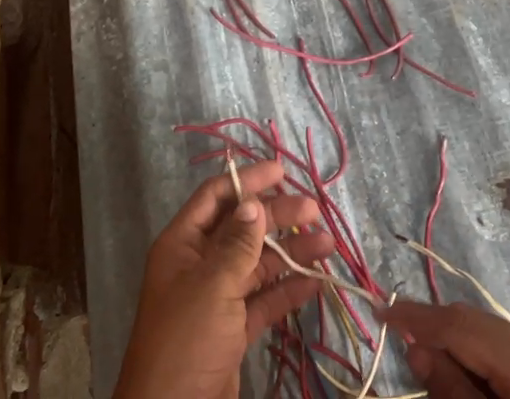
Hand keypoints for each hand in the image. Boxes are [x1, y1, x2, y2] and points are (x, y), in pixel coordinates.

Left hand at [114, 160, 335, 398]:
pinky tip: (316, 283)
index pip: (216, 198)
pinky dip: (288, 291)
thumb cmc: (185, 339)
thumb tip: (253, 203)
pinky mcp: (233, 329)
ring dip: (290, 254)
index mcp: (182, 244)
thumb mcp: (212, 285)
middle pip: (242, 229)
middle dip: (277, 218)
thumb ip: (237, 244)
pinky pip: (264, 301)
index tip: (281, 171)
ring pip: (258, 264)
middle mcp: (199, 264)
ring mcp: (217, 297)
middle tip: (315, 211)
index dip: (247, 181)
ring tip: (327, 245)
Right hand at [385, 301, 509, 398]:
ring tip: (433, 366)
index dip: (415, 317)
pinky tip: (470, 379)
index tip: (380, 311)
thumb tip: (418, 349)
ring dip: (458, 344)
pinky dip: (483, 358)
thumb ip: (453, 392)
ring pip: (491, 333)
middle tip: (399, 339)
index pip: (458, 324)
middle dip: (435, 328)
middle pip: (474, 321)